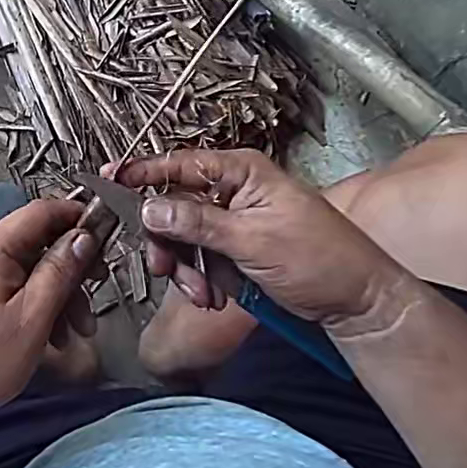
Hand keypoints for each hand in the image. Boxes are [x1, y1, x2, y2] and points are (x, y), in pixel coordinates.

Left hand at [0, 199, 99, 427]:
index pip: (43, 210)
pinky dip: (48, 303)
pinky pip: (27, 283)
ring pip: (40, 265)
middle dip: (75, 264)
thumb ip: (61, 270)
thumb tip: (84, 237)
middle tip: (99, 282)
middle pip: (44, 238)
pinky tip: (59, 334)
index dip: (78, 216)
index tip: (106, 231)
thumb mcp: (34, 314)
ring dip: (66, 291)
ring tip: (80, 326)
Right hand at [115, 149, 411, 336]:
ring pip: (181, 236)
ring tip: (202, 293)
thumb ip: (196, 222)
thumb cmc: (318, 259)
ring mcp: (231, 220)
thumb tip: (149, 206)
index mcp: (240, 171)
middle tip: (164, 268)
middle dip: (166, 241)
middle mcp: (231, 190)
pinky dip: (198, 278)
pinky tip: (212, 297)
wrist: (356, 303)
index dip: (142, 172)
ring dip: (184, 267)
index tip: (110, 180)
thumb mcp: (252, 239)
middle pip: (172, 205)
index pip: (179, 164)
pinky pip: (197, 257)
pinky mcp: (232, 247)